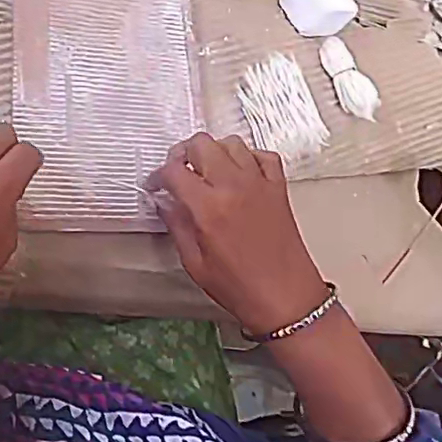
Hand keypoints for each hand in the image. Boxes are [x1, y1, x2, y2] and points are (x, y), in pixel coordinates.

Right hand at [149, 133, 325, 334]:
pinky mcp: (278, 188)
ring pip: (231, 142)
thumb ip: (177, 225)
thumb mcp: (194, 262)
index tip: (155, 185)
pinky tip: (238, 171)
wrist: (286, 299)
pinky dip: (248, 156)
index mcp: (209, 207)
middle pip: (201, 144)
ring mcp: (259, 184)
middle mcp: (234, 187)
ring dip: (213, 151)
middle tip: (177, 172)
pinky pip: (263, 155)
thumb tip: (164, 203)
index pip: (173, 170)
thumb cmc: (240, 286)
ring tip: (206, 170)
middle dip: (182, 154)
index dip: (157, 175)